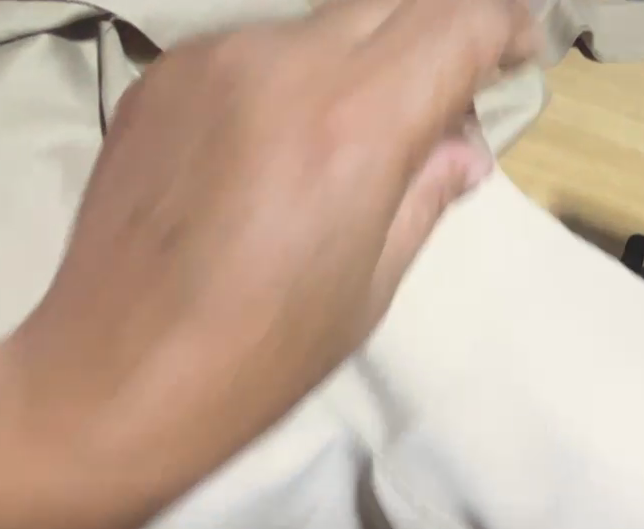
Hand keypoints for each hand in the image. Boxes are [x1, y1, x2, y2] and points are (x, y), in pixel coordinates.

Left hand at [0, 0, 534, 528]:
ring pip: (318, 27)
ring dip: (363, 60)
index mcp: (350, 127)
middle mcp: (280, 64)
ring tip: (363, 137)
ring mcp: (209, 61)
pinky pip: (253, 53)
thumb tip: (464, 149)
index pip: (452, 25)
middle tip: (455, 90)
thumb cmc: (262, 360)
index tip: (523, 46)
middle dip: (440, 30)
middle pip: (389, 2)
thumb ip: (424, 199)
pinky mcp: (159, 80)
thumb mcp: (368, 292)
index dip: (501, 24)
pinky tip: (285, 149)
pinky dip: (294, 81)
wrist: (120, 376)